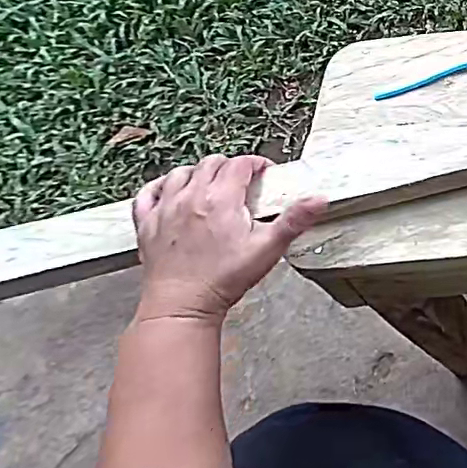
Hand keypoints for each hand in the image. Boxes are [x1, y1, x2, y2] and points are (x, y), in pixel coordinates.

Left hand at [130, 154, 328, 323]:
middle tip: (244, 179)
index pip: (239, 164)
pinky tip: (172, 190)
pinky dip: (161, 186)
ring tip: (213, 183)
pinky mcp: (146, 225)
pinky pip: (148, 193)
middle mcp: (190, 198)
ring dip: (199, 173)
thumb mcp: (270, 247)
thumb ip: (295, 220)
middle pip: (210, 163)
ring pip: (180, 173)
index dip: (257, 163)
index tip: (266, 173)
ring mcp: (164, 210)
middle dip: (231, 166)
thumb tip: (319, 199)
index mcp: (221, 199)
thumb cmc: (225, 277)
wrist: (181, 304)